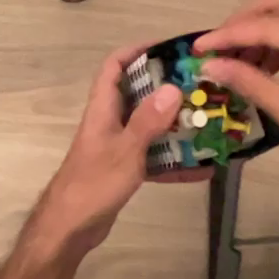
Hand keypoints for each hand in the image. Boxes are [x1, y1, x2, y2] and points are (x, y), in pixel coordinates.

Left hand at [27, 42, 182, 257]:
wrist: (70, 228)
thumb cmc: (93, 184)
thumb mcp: (125, 150)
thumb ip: (148, 121)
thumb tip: (172, 88)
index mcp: (102, 109)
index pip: (114, 67)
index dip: (136, 52)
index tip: (169, 50)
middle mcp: (109, 122)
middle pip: (138, 95)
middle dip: (168, 89)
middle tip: (201, 88)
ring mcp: (117, 146)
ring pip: (150, 127)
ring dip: (176, 126)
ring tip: (208, 123)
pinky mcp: (124, 170)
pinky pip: (154, 158)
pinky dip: (175, 162)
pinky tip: (202, 169)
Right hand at [193, 0, 278, 189]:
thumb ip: (251, 83)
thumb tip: (211, 65)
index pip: (266, 25)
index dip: (227, 35)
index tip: (197, 49)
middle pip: (276, 3)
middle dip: (241, 22)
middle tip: (216, 49)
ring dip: (257, 29)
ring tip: (237, 62)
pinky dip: (275, 36)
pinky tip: (264, 65)